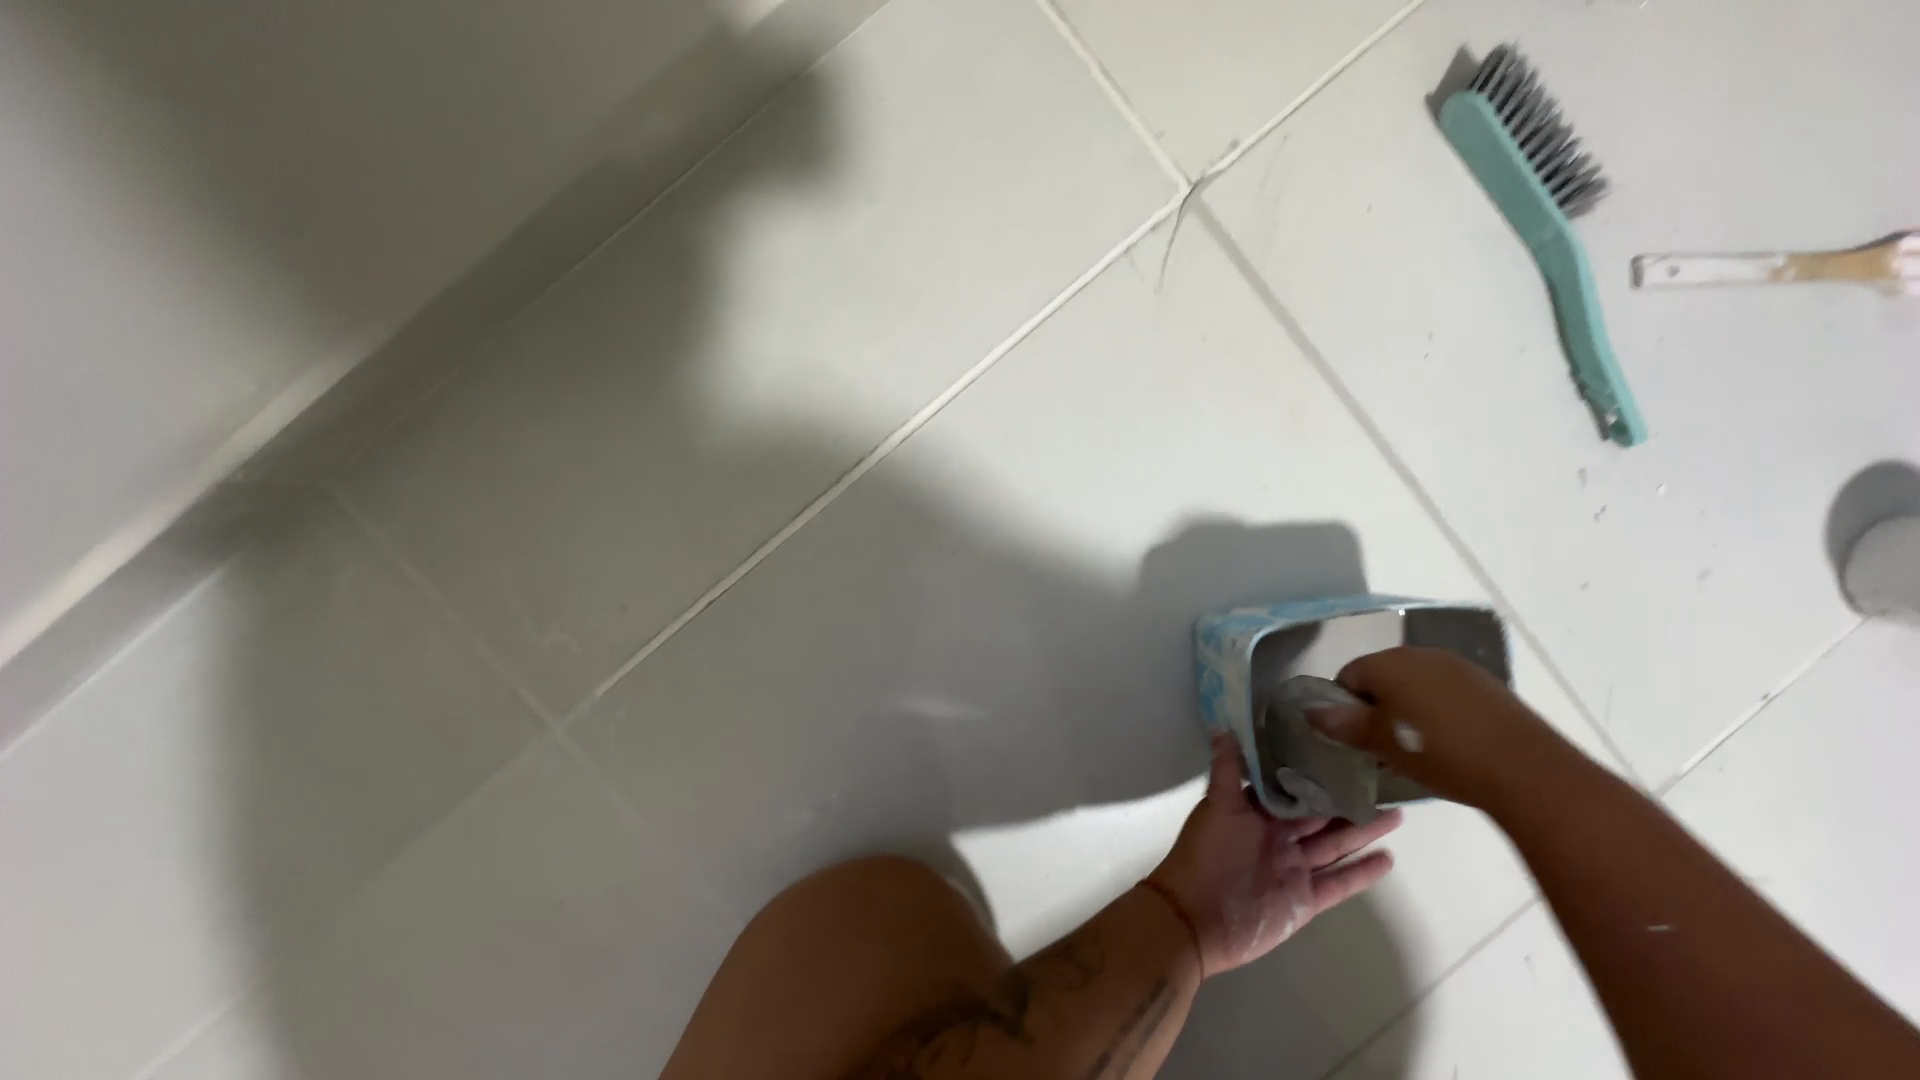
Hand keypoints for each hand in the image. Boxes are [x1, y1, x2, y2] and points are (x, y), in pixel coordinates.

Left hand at [1146, 735, 1399, 976]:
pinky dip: (1362, 873)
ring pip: (1336, 844)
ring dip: (1363, 830)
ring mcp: (1294, 867)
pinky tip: (1388, 858)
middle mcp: (1279, 836)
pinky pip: (1339, 882)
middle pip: (1321, 814)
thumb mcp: (1217, 806)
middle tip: (1384, 780)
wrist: (1196, 918)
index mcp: (1257, 812)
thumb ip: (1226, 768)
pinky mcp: (1306, 898)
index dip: (1316, 771)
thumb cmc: (1206, 855)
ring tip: (1396, 813)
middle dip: (1347, 799)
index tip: (1344, 750)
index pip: (1293, 786)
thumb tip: (1225, 724)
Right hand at [1307, 646, 1586, 812]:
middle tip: (1383, 749)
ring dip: (1409, 713)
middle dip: (1377, 710)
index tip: (1355, 740)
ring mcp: (1459, 668)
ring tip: (1417, 753)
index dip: (1344, 708)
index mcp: (1388, 662)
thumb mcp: (1380, 743)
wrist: (1525, 770)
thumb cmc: (1437, 752)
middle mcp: (1421, 655)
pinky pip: (1447, 696)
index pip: (1348, 676)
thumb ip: (1342, 724)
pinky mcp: (1488, 687)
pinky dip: (1440, 716)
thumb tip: (1311, 710)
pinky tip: (1450, 747)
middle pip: (1383, 679)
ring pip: (1416, 687)